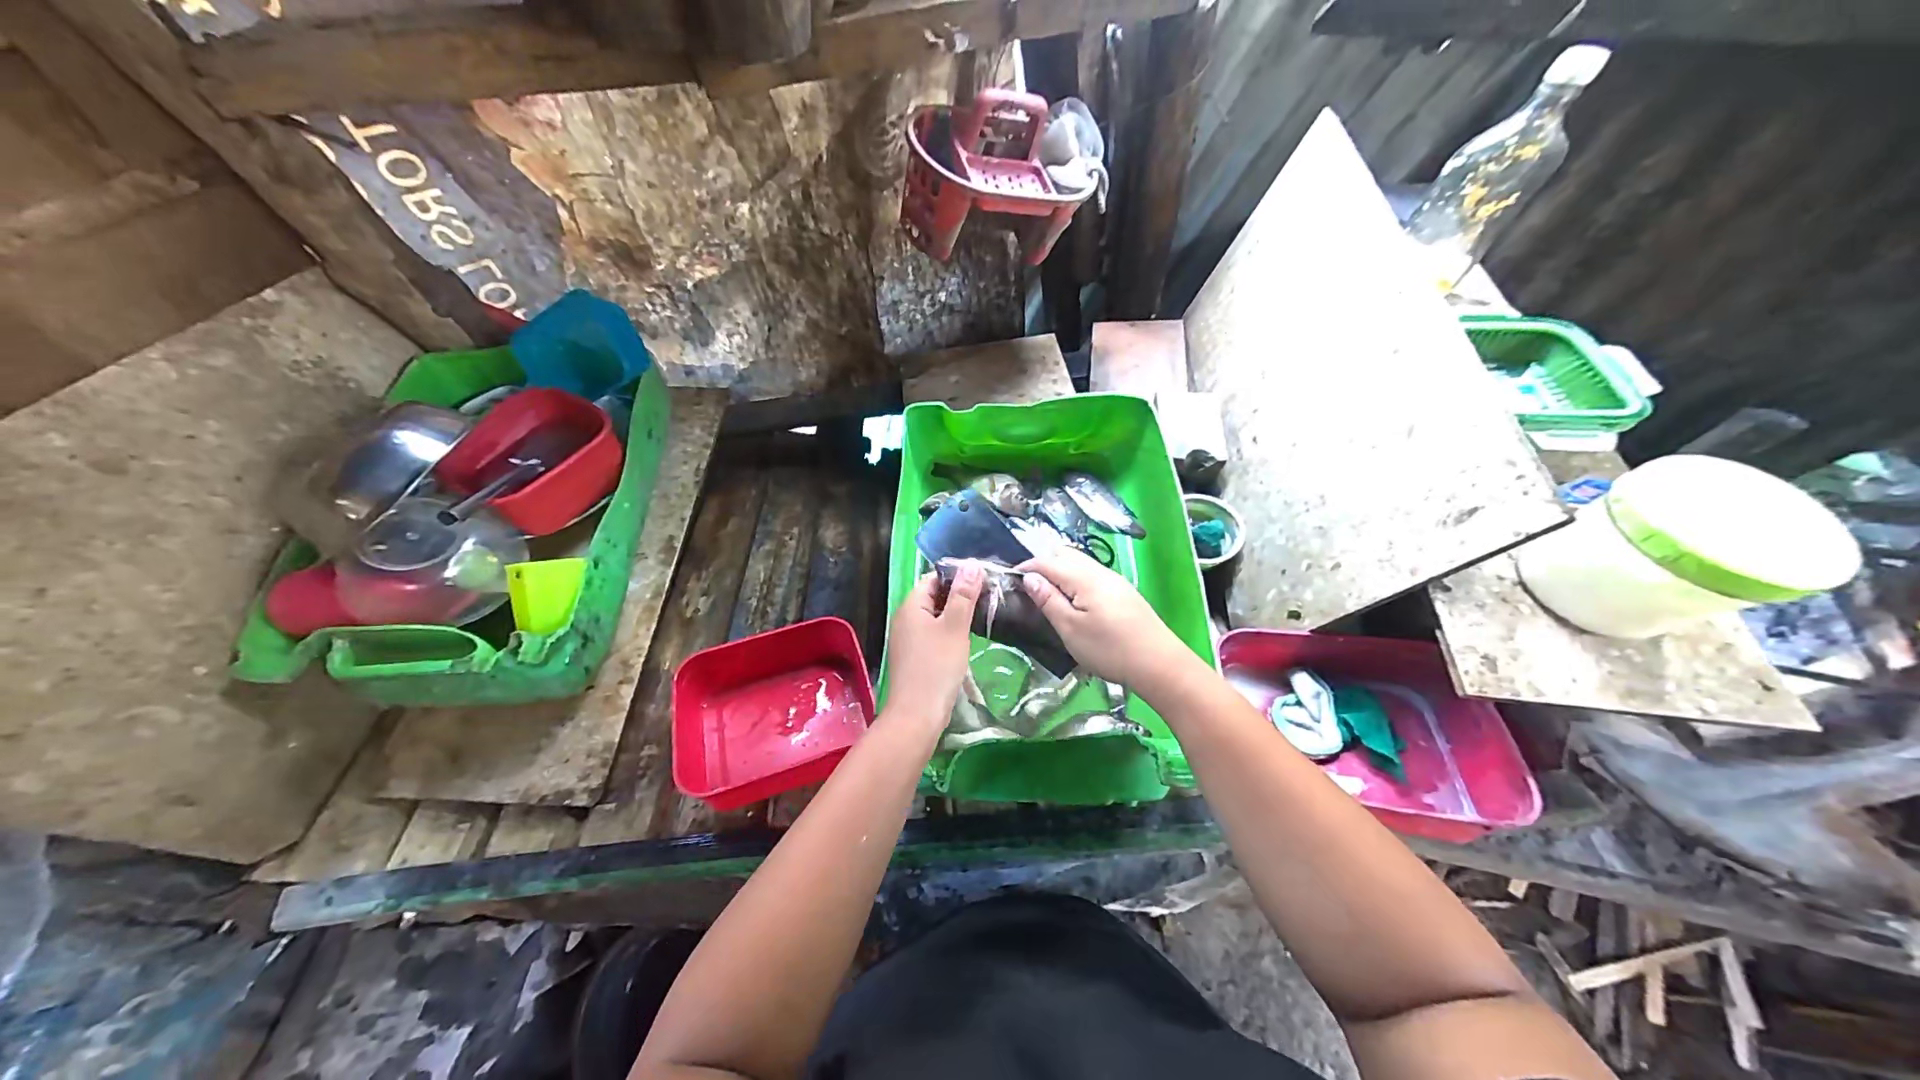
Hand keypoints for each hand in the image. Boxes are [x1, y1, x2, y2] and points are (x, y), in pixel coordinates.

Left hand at [881, 564, 984, 728]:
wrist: (917, 715)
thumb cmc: (936, 667)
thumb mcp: (954, 627)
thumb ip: (963, 595)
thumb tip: (971, 564)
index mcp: (910, 606)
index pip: (934, 577)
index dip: (958, 575)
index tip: (984, 579)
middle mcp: (905, 618)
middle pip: (934, 596)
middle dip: (959, 595)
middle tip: (989, 597)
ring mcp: (907, 639)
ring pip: (935, 617)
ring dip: (956, 615)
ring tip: (983, 615)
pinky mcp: (914, 656)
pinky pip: (933, 634)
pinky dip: (949, 632)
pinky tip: (967, 639)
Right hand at [1018, 548, 1193, 687]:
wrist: (1159, 663)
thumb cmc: (1109, 649)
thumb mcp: (1070, 629)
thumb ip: (1048, 600)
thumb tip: (1029, 578)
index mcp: (1083, 577)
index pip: (1046, 561)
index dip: (1026, 567)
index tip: (1010, 581)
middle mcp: (1100, 571)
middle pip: (1064, 554)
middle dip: (1042, 564)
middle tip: (1028, 588)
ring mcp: (1114, 580)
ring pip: (1080, 562)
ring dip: (1059, 571)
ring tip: (1048, 595)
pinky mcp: (1123, 591)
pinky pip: (1092, 574)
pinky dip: (1075, 579)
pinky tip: (1073, 600)